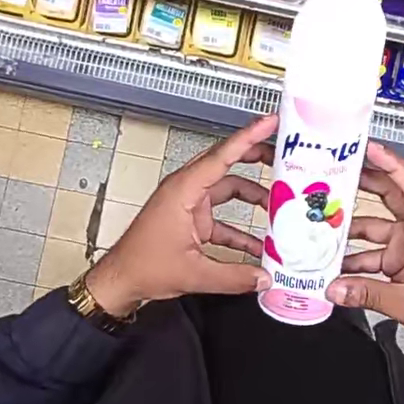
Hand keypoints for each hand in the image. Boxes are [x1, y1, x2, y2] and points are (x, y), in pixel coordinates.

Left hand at [84, 114, 274, 316]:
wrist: (121, 280)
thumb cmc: (142, 267)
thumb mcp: (194, 274)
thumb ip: (235, 276)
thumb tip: (263, 277)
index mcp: (183, 191)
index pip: (222, 156)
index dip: (249, 137)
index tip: (269, 122)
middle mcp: (186, 191)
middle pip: (226, 164)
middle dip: (256, 157)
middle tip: (282, 154)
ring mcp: (188, 205)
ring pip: (227, 189)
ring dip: (252, 196)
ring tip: (278, 203)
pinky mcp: (191, 220)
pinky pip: (223, 217)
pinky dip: (240, 228)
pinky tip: (258, 243)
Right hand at [328, 142, 403, 363]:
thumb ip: (368, 294)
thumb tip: (335, 287)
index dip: (391, 165)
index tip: (370, 149)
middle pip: (390, 198)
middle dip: (364, 184)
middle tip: (336, 173)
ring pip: (374, 228)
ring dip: (351, 228)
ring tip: (324, 224)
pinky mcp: (401, 265)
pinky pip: (371, 254)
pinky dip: (352, 259)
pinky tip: (333, 264)